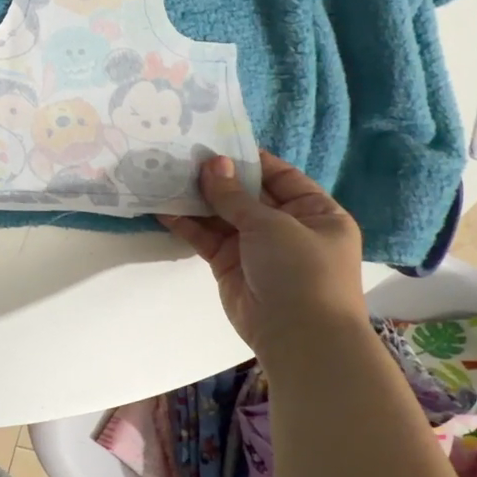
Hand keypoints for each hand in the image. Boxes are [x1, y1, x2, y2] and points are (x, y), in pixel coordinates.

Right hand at [157, 151, 367, 364]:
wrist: (297, 332)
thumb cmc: (302, 270)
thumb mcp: (272, 225)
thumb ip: (235, 195)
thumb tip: (212, 162)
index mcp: (316, 213)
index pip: (280, 177)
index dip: (249, 160)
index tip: (213, 143)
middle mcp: (287, 226)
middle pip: (246, 194)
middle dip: (215, 178)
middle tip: (179, 157)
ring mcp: (255, 245)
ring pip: (220, 214)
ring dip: (194, 198)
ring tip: (162, 176)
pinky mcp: (228, 262)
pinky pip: (204, 236)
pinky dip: (184, 223)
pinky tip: (160, 207)